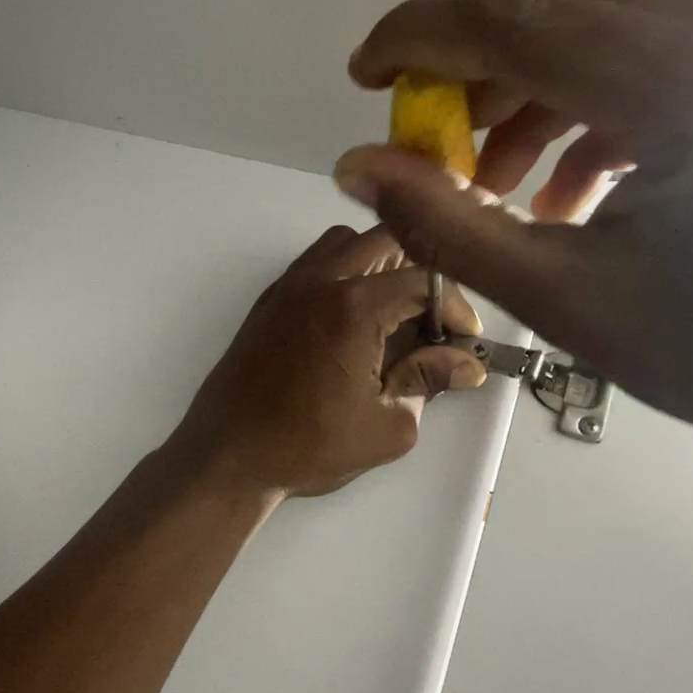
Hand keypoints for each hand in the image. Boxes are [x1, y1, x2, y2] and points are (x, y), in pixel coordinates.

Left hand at [165, 225, 487, 498]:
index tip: (464, 340)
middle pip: (386, 240)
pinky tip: (352, 319)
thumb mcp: (387, 425)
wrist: (227, 453)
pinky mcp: (269, 299)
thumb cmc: (307, 446)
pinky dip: (342, 271)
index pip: (425, 279)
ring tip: (393, 313)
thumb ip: (429, 381)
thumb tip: (465, 364)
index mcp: (353, 306)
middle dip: (420, 272)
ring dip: (378, 263)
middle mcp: (319, 280)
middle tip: (433, 320)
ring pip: (345, 242)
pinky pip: (315, 262)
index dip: (457, 308)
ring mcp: (288, 285)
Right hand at [333, 0, 692, 461]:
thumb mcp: (560, 302)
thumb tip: (355, 164)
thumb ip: (442, 221)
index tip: (366, 72)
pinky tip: (591, 174)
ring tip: (514, 173)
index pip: (520, 19)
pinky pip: (682, 29)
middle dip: (485, 48)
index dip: (421, 36)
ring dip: (544, 72)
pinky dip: (609, 83)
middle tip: (452, 133)